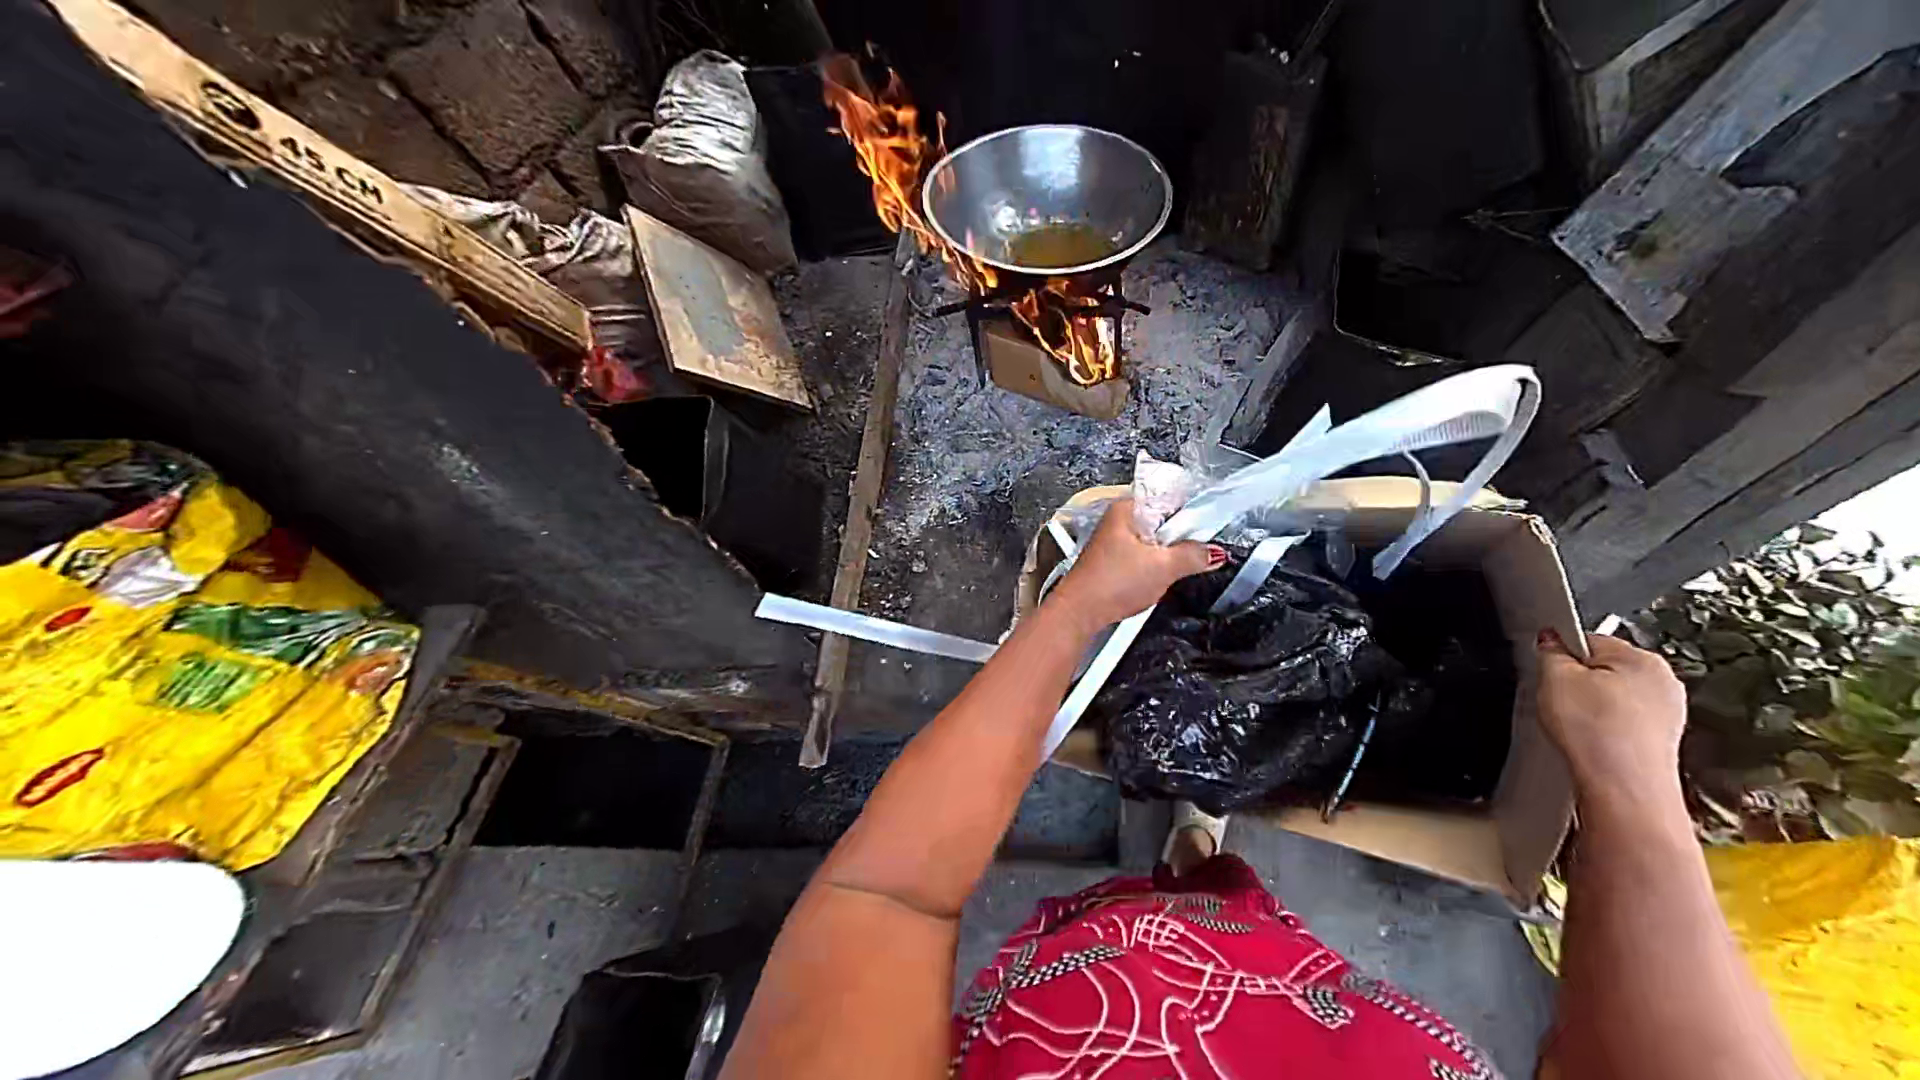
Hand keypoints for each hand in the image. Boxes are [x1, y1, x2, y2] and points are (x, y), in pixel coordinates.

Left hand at [1046, 497, 1220, 631]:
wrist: (1079, 613)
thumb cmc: (1111, 584)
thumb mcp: (1163, 568)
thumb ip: (1194, 556)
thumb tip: (1214, 552)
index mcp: (1127, 508)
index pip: (1170, 496)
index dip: (1192, 512)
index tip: (1208, 529)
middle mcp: (1118, 519)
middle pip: (1163, 520)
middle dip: (1180, 537)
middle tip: (1190, 554)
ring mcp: (1115, 540)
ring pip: (1154, 540)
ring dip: (1167, 555)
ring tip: (1169, 569)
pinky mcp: (1114, 560)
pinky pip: (1143, 555)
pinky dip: (1153, 565)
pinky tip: (1155, 579)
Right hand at [1536, 630, 1688, 813]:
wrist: (1623, 786)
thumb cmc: (1598, 734)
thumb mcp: (1555, 677)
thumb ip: (1550, 650)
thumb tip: (1551, 638)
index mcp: (1644, 659)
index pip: (1587, 640)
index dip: (1560, 655)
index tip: (1548, 671)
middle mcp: (1664, 683)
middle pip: (1600, 668)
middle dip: (1575, 681)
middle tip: (1559, 699)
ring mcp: (1666, 712)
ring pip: (1609, 696)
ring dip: (1588, 706)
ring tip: (1575, 723)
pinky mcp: (1658, 737)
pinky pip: (1618, 720)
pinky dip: (1601, 727)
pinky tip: (1590, 738)